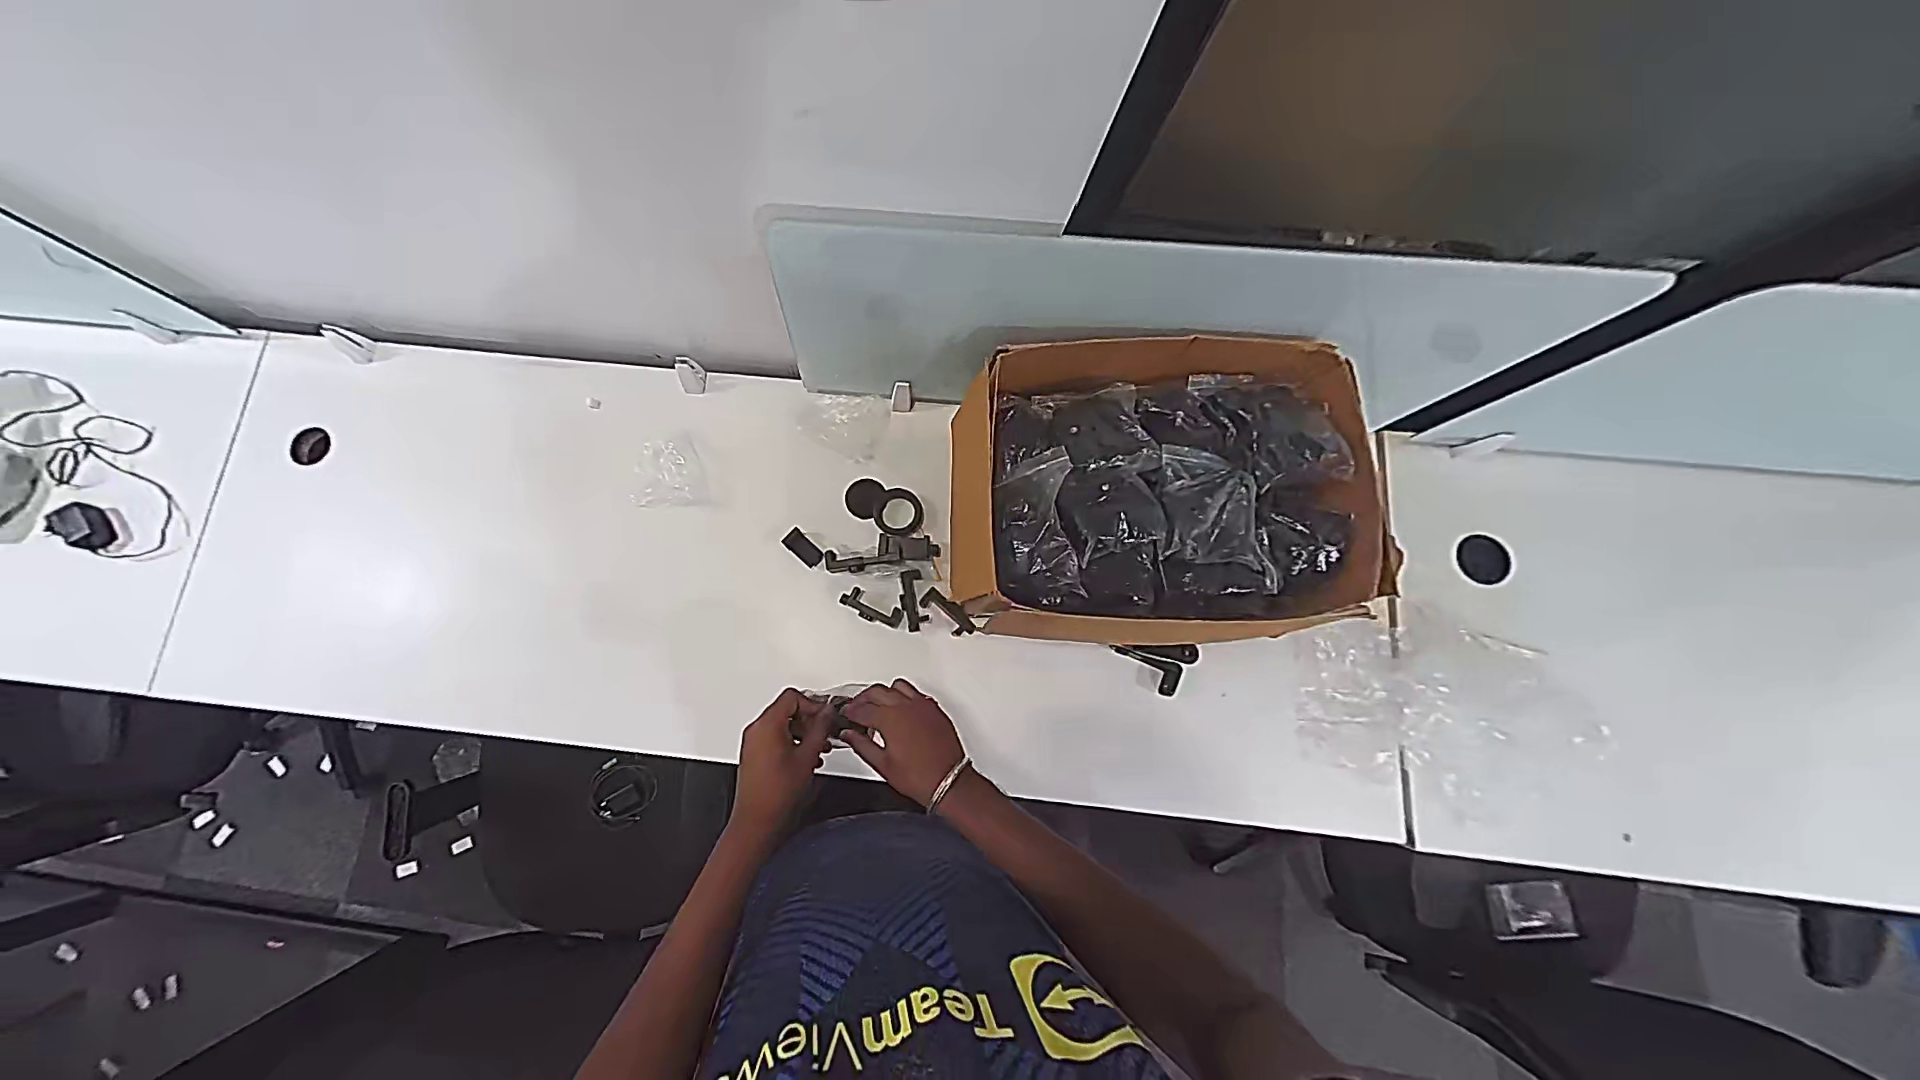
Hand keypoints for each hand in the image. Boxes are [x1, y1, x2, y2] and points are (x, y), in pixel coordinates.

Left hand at [730, 689, 833, 837]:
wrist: (757, 820)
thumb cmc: (776, 793)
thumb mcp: (807, 755)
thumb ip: (820, 728)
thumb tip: (827, 712)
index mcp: (767, 725)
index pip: (792, 697)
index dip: (812, 705)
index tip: (825, 717)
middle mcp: (756, 730)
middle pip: (787, 709)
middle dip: (809, 720)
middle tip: (824, 732)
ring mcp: (753, 742)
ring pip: (783, 724)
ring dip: (803, 732)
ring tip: (818, 747)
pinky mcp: (754, 753)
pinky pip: (775, 737)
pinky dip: (792, 741)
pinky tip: (806, 757)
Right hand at [840, 679, 968, 805]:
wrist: (948, 781)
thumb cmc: (919, 776)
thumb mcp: (882, 764)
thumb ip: (862, 745)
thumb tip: (849, 735)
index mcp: (890, 718)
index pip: (862, 709)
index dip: (850, 711)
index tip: (846, 714)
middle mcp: (906, 707)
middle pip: (877, 692)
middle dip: (863, 698)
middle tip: (856, 708)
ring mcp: (922, 705)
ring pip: (897, 686)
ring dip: (884, 692)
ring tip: (877, 704)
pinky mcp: (934, 708)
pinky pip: (915, 693)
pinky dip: (903, 695)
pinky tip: (900, 706)